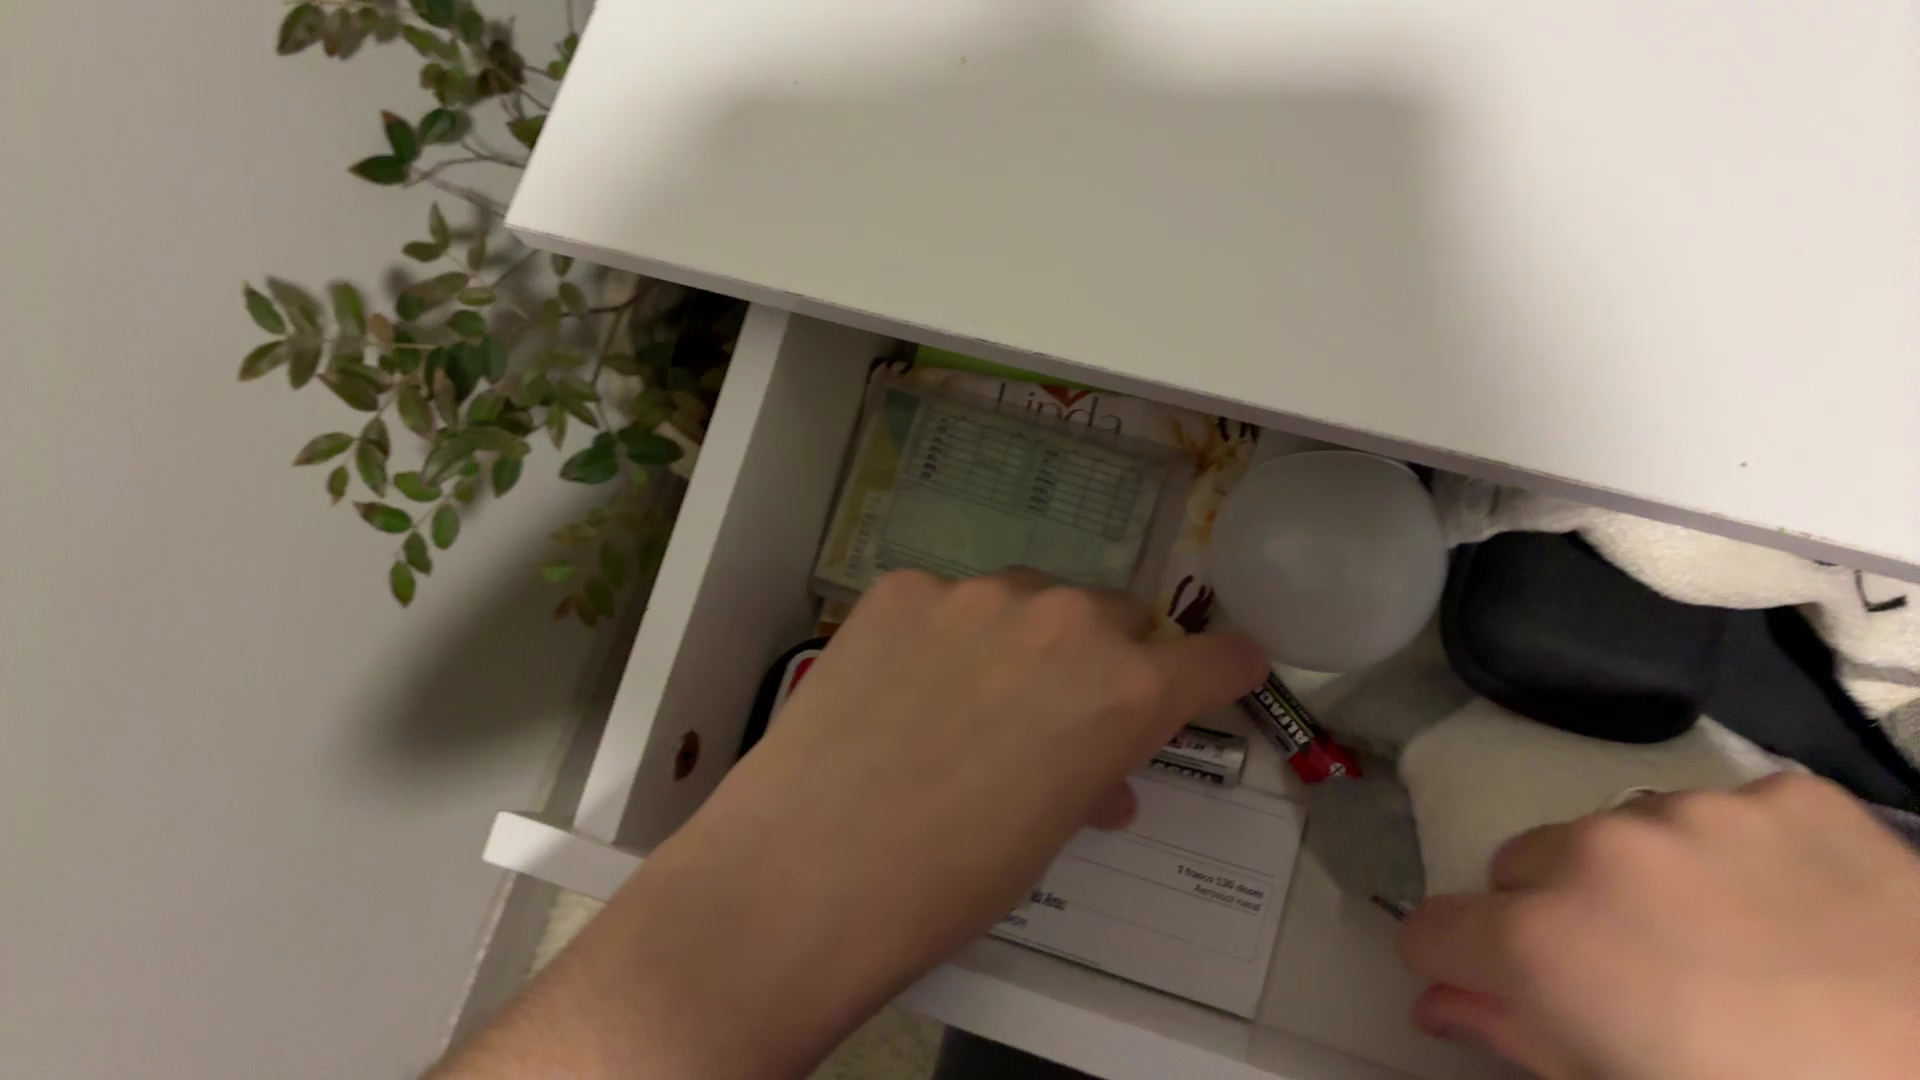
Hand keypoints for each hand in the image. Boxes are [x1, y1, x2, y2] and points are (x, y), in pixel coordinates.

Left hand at [431, 569, 1265, 1079]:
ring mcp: (974, 594)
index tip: (1223, 673)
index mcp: (1124, 688)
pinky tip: (903, 686)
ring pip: (1029, 601)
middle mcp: (1062, 619)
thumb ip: (1092, 771)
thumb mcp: (1050, 831)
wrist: (803, 875)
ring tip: (971, 700)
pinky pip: (947, 603)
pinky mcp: (900, 589)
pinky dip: (944, 635)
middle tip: (1063, 709)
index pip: (1215, 657)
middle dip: (1105, 658)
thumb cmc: (949, 882)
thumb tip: (1100, 768)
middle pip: (1115, 616)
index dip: (1225, 669)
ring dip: (1023, 640)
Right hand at [1400, 774, 1919, 1079]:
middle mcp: (1592, 853)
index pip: (1431, 929)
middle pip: (1517, 869)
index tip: (1496, 986)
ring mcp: (1693, 815)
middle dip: (1550, 915)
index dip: (1456, 964)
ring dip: (1638, 881)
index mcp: (1541, 940)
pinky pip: (1724, 814)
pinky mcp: (1787, 798)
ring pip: (1612, 836)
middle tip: (1639, 979)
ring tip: (1735, 946)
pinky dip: (1737, 856)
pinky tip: (1801, 911)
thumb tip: (1438, 1001)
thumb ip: (1513, 1036)